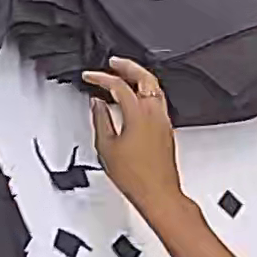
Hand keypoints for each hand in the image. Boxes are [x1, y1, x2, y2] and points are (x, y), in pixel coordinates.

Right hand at [82, 58, 187, 220]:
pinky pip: (157, 101)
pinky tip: (133, 98)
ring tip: (123, 75)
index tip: (89, 77)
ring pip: (155, 88)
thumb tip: (97, 104)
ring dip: (138, 77)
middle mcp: (155, 114)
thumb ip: (100, 119)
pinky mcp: (167, 129)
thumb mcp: (106, 146)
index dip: (101, 77)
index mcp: (139, 114)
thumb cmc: (135, 176)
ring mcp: (164, 121)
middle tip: (112, 62)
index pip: (119, 85)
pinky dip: (144, 92)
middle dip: (127, 66)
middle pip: (145, 78)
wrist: (158, 194)